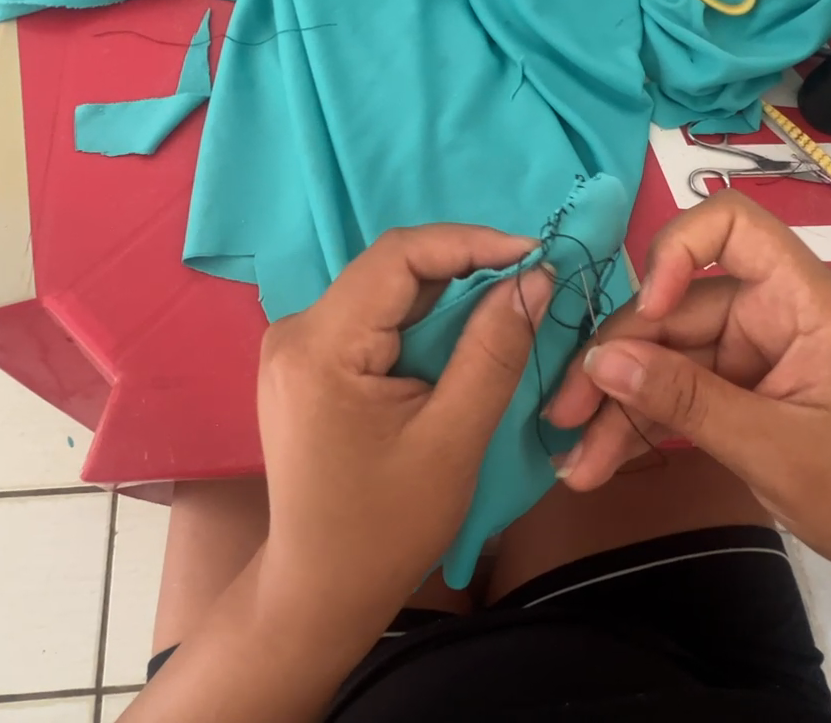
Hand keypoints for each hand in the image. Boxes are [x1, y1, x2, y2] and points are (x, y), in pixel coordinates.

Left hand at [256, 225, 553, 619]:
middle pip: (389, 271)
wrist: (320, 589)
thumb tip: (534, 276)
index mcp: (320, 345)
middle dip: (464, 268)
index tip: (533, 252)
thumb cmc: (386, 526)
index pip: (397, 257)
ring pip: (384, 292)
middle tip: (529, 281)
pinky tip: (459, 336)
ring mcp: (296, 345)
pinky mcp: (307, 361)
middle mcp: (296, 330)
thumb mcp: (454, 439)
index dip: (470, 242)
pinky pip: (373, 319)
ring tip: (506, 305)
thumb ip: (494, 350)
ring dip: (446, 296)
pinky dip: (421, 322)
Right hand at [544, 191, 830, 596]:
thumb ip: (686, 400)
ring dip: (618, 407)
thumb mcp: (777, 451)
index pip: (734, 225)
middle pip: (673, 311)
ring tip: (575, 460)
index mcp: (801, 302)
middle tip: (564, 415)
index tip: (647, 311)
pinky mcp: (739, 394)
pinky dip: (641, 427)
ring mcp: (751, 356)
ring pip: (664, 360)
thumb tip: (601, 361)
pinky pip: (676, 395)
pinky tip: (600, 462)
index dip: (677, 251)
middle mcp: (770, 315)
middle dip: (617, 363)